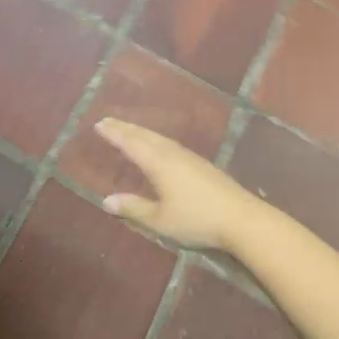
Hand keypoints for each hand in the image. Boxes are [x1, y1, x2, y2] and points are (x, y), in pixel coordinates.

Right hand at [95, 118, 264, 251]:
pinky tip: (157, 144)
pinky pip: (169, 142)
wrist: (239, 217)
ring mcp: (188, 156)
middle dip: (125, 128)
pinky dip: (154, 138)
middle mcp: (172, 153)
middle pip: (144, 136)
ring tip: (127, 128)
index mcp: (159, 163)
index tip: (99, 124)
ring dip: (140, 131)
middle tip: (107, 120)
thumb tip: (106, 200)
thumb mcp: (160, 220)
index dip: (114, 134)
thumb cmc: (196, 219)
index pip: (131, 144)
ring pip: (158, 137)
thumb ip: (134, 208)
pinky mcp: (199, 162)